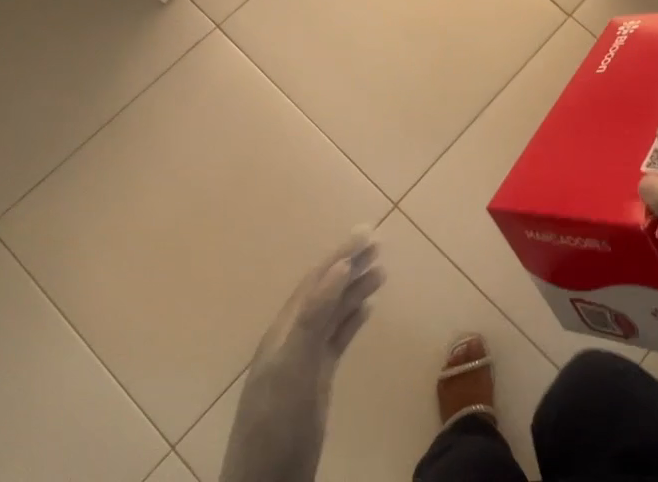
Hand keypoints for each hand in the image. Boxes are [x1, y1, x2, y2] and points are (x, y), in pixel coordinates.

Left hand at [220, 228, 384, 481]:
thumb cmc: (277, 426)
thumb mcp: (294, 369)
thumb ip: (314, 318)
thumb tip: (338, 267)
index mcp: (284, 331)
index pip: (316, 282)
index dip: (340, 256)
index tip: (367, 232)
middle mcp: (292, 339)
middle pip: (324, 292)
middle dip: (349, 265)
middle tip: (379, 242)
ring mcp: (303, 361)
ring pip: (332, 313)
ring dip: (354, 288)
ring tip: (380, 269)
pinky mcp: (315, 381)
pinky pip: (335, 338)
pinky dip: (351, 319)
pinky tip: (366, 310)